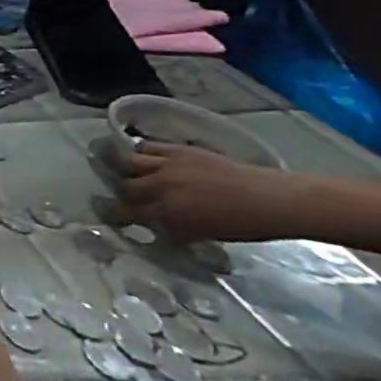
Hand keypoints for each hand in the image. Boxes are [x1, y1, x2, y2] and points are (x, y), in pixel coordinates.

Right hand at [116, 141, 320, 242]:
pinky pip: (147, 146)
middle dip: (123, 193)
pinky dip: (141, 152)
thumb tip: (159, 227)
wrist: (268, 199)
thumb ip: (176, 228)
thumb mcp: (204, 234)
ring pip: (130, 161)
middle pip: (127, 186)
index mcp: (169, 213)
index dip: (119, 214)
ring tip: (128, 172)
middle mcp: (161, 186)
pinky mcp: (177, 149)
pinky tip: (144, 156)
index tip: (113, 216)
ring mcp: (167, 164)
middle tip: (125, 197)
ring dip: (127, 169)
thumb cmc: (242, 225)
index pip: (130, 212)